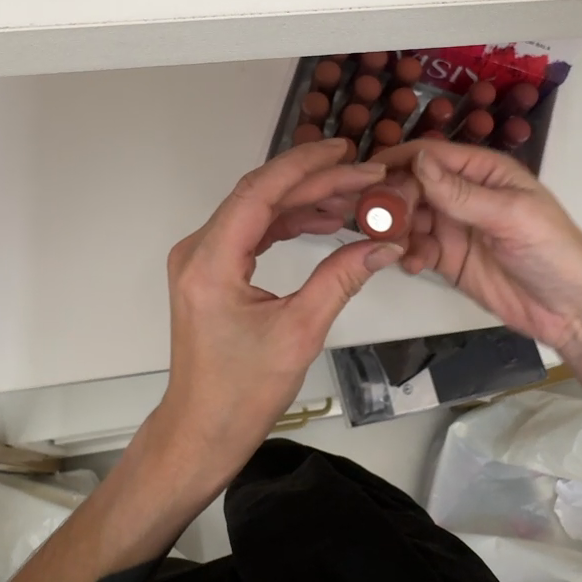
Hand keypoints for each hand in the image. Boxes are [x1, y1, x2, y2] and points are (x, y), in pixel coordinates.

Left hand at [149, 138, 406, 484]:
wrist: (202, 429)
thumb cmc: (240, 392)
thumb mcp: (300, 333)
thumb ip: (341, 279)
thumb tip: (383, 244)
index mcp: (210, 262)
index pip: (259, 192)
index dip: (305, 166)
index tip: (344, 152)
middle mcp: (199, 250)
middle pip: (260, 195)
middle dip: (314, 180)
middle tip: (362, 173)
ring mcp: (203, 258)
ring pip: (258, 210)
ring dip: (304, 200)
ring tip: (354, 196)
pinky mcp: (213, 270)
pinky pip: (253, 231)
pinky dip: (288, 222)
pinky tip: (324, 221)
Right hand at [370, 139, 581, 353]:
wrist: (572, 312)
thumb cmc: (555, 252)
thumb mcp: (509, 216)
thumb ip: (460, 192)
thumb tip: (419, 159)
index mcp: (485, 171)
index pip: (433, 155)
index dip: (400, 160)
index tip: (368, 172)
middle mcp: (465, 194)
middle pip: (414, 185)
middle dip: (392, 197)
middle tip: (373, 214)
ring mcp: (454, 227)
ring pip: (410, 217)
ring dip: (395, 227)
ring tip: (387, 241)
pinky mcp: (448, 259)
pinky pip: (416, 248)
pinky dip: (406, 254)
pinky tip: (409, 263)